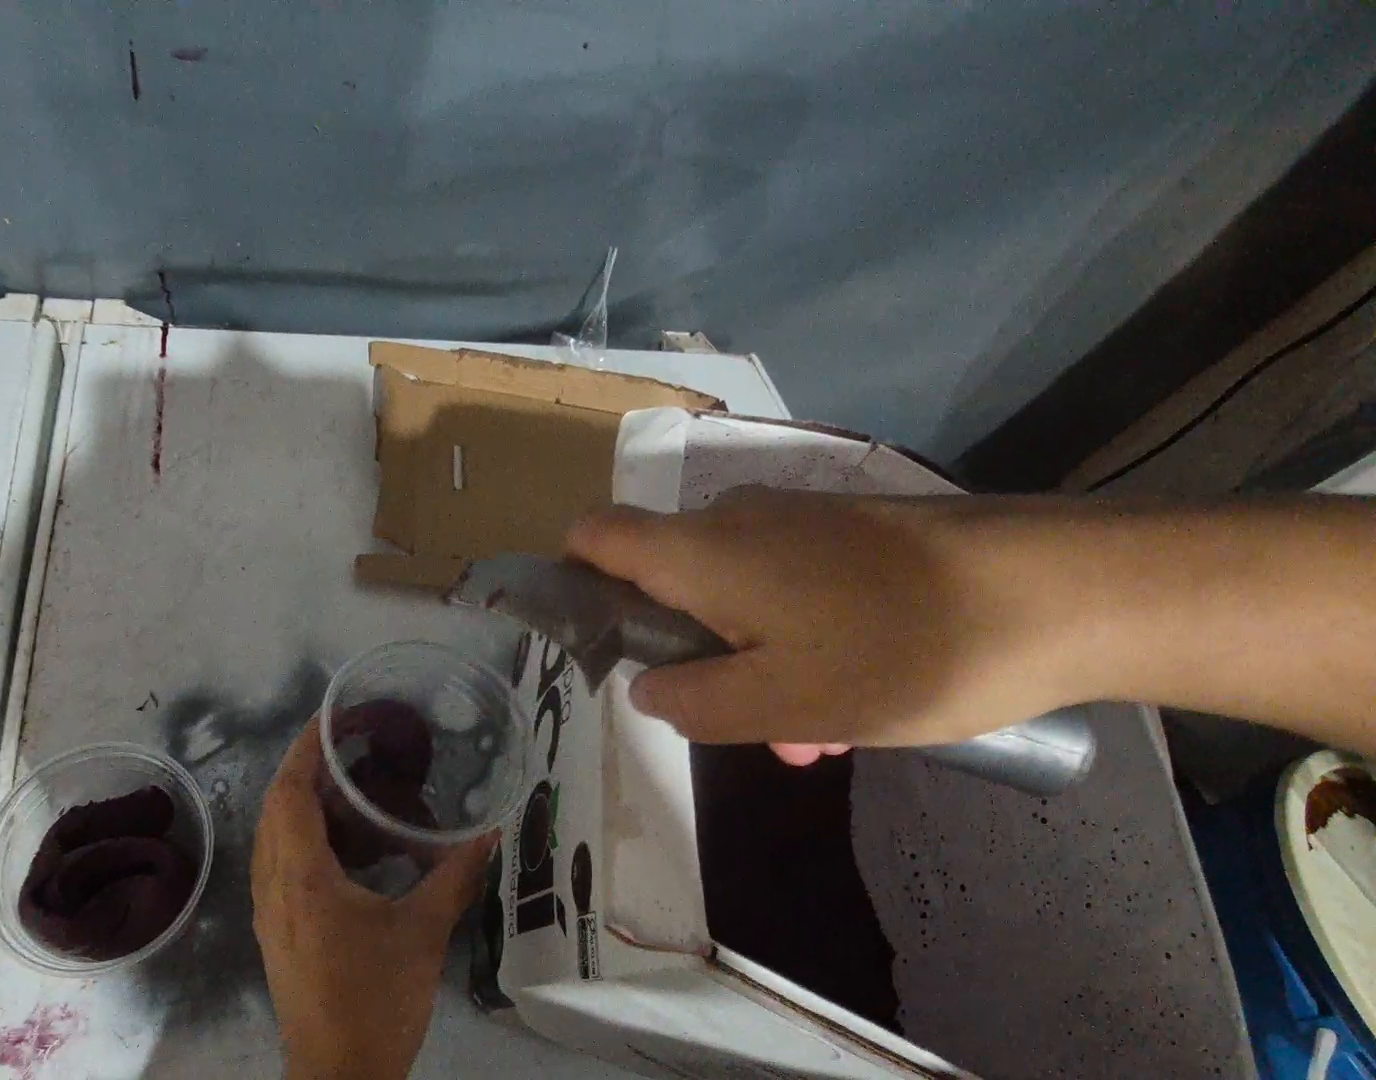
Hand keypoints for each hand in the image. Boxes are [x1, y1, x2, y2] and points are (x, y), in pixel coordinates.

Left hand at [253, 719, 496, 1079]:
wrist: (338, 1076)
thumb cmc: (376, 999)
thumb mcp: (423, 933)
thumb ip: (455, 877)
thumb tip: (490, 833)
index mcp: (301, 877)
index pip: (290, 793)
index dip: (305, 750)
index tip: (331, 718)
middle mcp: (273, 885)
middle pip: (274, 806)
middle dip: (304, 768)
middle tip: (345, 745)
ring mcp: (268, 909)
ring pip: (271, 834)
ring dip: (299, 800)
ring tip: (345, 783)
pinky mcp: (276, 928)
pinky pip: (277, 860)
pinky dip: (300, 833)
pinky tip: (340, 840)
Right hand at [565, 488, 1085, 754]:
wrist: (1059, 588)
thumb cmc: (902, 651)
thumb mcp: (782, 703)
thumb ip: (693, 702)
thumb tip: (648, 686)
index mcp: (698, 552)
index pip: (593, 535)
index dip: (574, 581)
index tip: (601, 646)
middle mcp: (732, 520)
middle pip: (662, 576)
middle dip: (682, 651)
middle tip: (736, 723)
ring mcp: (792, 519)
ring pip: (729, 590)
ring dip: (745, 657)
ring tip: (810, 731)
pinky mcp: (844, 530)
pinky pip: (782, 582)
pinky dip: (789, 634)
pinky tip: (850, 691)